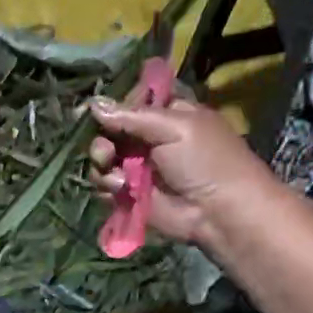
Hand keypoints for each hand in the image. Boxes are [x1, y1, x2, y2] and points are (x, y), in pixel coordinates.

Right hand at [88, 97, 283, 251]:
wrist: (220, 212)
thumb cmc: (206, 160)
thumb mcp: (175, 126)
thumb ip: (132, 116)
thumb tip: (92, 104)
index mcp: (167, 113)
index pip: (131, 100)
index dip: (112, 104)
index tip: (93, 108)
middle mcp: (151, 138)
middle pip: (111, 129)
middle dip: (102, 136)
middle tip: (106, 148)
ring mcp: (140, 168)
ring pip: (104, 157)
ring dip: (102, 160)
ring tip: (110, 166)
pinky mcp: (132, 195)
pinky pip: (106, 185)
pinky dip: (107, 185)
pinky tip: (119, 188)